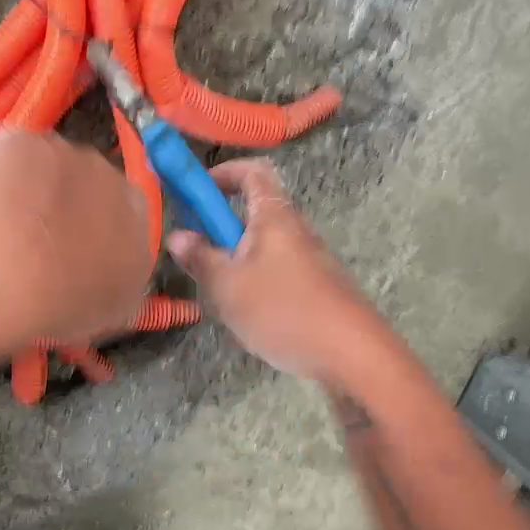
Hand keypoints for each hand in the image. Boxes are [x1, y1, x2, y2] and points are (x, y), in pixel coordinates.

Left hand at [0, 128, 151, 343]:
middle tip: (32, 232)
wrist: (4, 274)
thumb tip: (119, 280)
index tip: (74, 243)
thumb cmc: (60, 303)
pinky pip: (5, 150)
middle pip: (86, 179)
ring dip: (26, 182)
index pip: (126, 207)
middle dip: (62, 199)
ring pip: (44, 162)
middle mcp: (106, 174)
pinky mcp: (18, 142)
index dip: (97, 223)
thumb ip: (123, 284)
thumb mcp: (111, 311)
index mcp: (135, 214)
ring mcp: (59, 152)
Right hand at [166, 159, 379, 379]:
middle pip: (256, 214)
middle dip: (221, 229)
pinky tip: (249, 319)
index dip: (222, 173)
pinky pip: (278, 275)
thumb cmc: (283, 310)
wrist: (351, 356)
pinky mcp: (318, 290)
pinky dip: (256, 285)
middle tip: (195, 256)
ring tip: (220, 297)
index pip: (252, 173)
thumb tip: (178, 234)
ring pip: (264, 250)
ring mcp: (311, 262)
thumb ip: (200, 258)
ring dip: (236, 263)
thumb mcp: (227, 286)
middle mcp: (296, 231)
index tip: (195, 190)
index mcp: (274, 218)